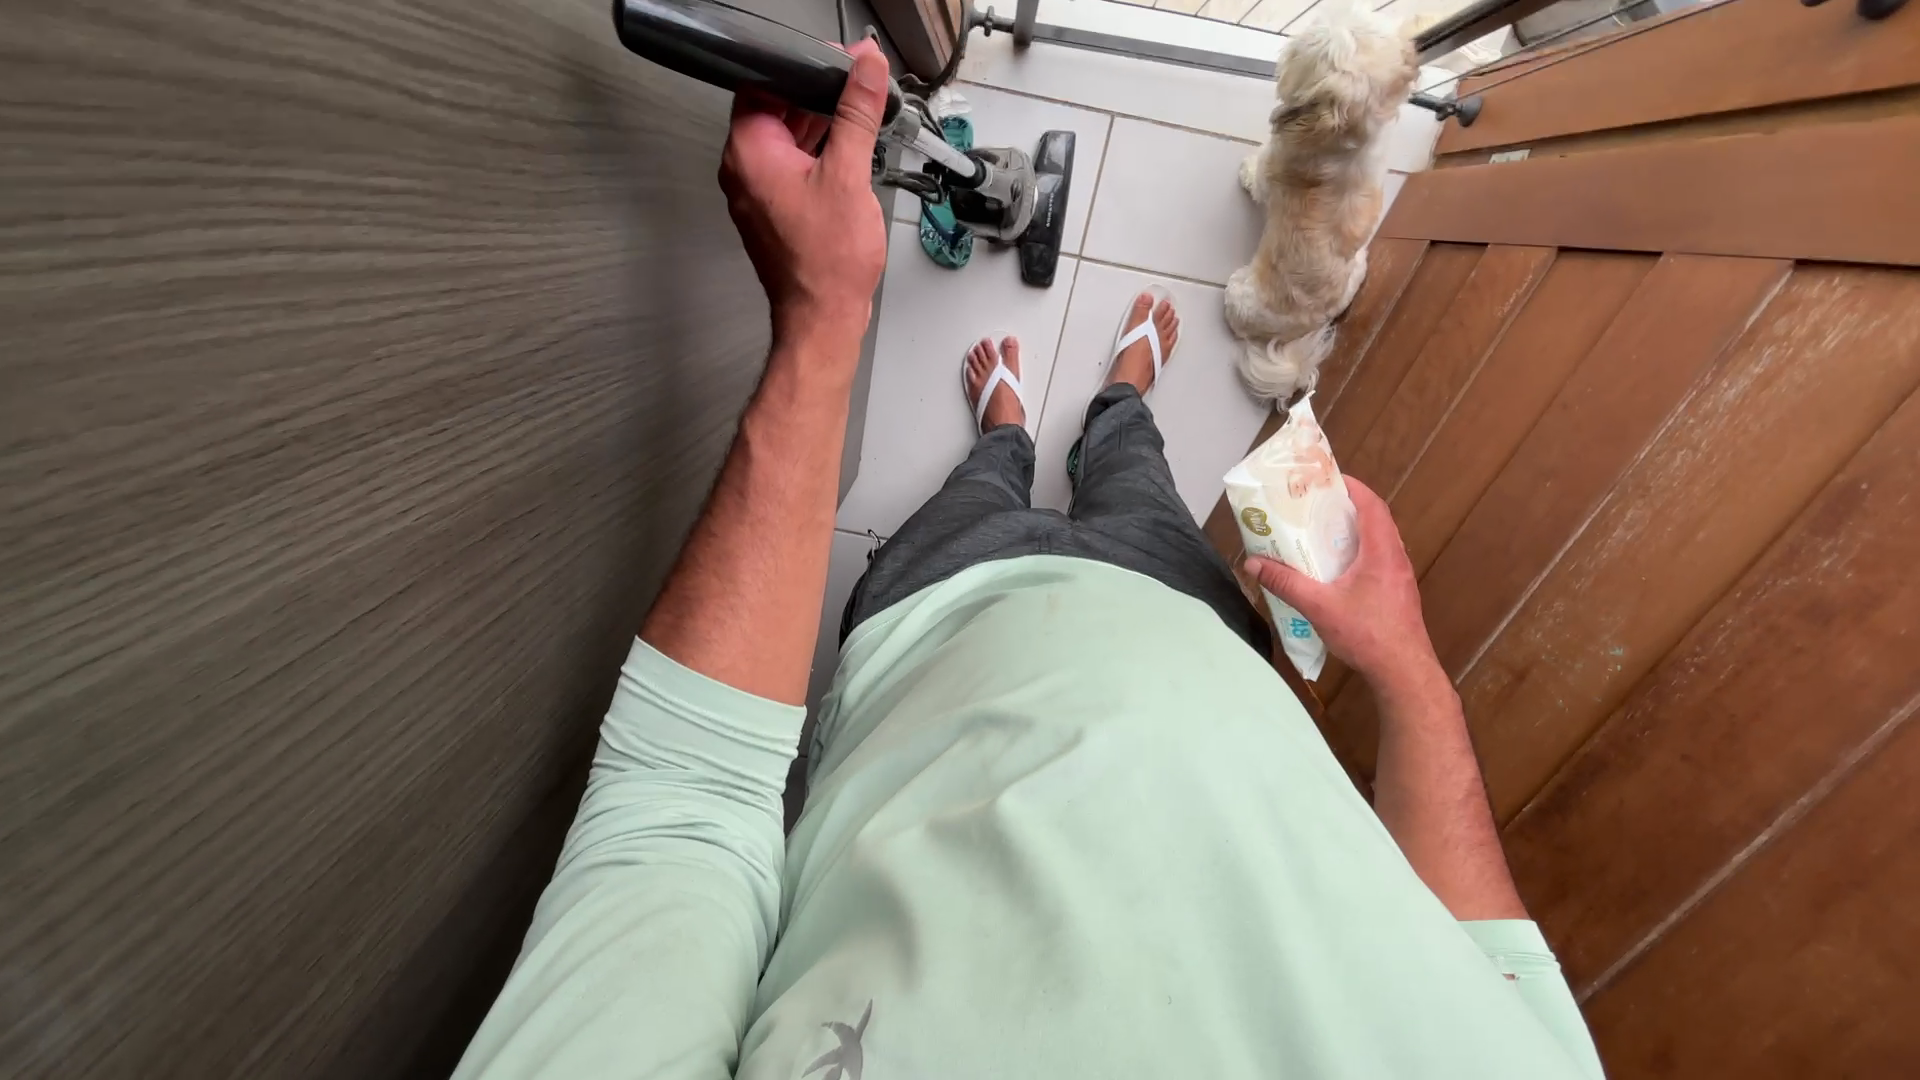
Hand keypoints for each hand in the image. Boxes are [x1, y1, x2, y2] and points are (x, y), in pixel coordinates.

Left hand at [718, 40, 889, 349]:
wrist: (823, 319)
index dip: (803, 69)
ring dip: (821, 132)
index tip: (838, 69)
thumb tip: (865, 69)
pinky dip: (817, 162)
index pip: (764, 83)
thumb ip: (855, 115)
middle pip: (776, 111)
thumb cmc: (826, 263)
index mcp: (750, 153)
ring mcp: (758, 196)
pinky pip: (793, 173)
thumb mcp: (848, 175)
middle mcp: (745, 172)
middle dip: (817, 100)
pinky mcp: (775, 216)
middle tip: (857, 98)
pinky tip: (847, 164)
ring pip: (787, 143)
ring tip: (859, 132)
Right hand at [1245, 477, 1445, 701]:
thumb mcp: (1319, 606)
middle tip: (1312, 505)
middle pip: (1373, 519)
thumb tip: (1253, 563)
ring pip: (1375, 541)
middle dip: (1343, 507)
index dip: (1351, 487)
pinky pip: (1375, 560)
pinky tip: (1332, 567)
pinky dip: (1354, 553)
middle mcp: (1395, 558)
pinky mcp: (1395, 593)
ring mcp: (1398, 576)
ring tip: (1317, 532)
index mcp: (1381, 552)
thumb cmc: (1367, 634)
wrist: (1404, 672)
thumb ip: (1285, 583)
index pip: (1372, 505)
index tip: (1326, 479)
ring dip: (1349, 532)